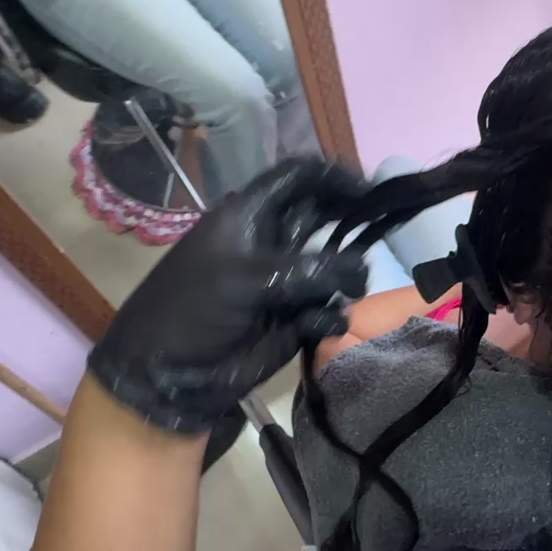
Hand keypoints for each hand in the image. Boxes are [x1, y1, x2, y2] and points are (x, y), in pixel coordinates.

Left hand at [87, 159, 368, 431]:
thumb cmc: (193, 309)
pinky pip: (331, 312)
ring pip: (338, 272)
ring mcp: (289, 285)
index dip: (333, 177)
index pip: (299, 179)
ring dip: (347, 282)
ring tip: (347, 293)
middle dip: (352, 230)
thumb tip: (358, 268)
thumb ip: (305, 269)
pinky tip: (312, 329)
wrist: (170, 373)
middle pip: (327, 222)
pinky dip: (329, 318)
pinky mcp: (298, 322)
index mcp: (252, 217)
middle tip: (380, 239)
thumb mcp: (245, 277)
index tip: (370, 190)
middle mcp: (275, 245)